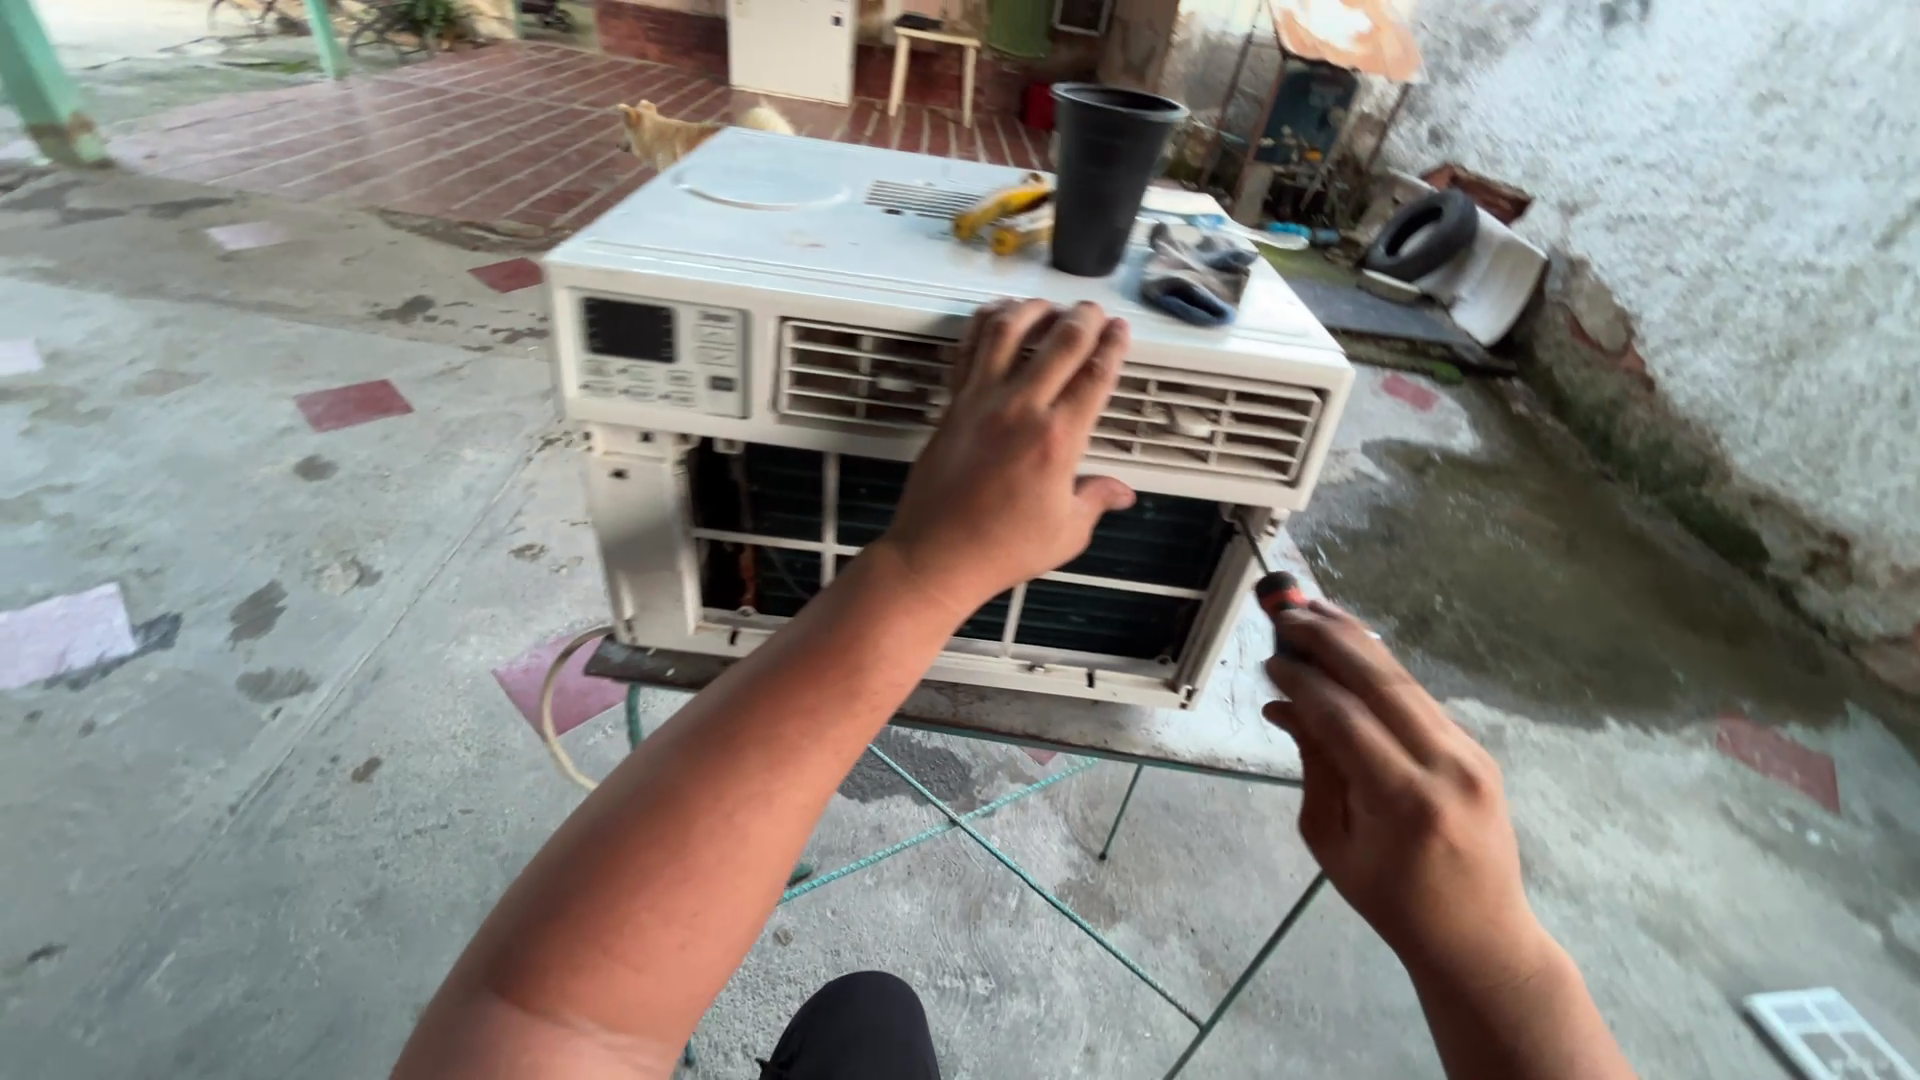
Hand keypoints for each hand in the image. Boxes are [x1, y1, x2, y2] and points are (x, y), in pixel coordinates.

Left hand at [876, 299, 1135, 615]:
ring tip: (1047, 305)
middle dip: (1083, 317)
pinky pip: (968, 350)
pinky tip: (994, 316)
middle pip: (1060, 341)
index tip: (1119, 331)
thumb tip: (1120, 492)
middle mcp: (1021, 410)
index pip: (1096, 374)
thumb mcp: (1066, 532)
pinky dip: (983, 324)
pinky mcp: (953, 406)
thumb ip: (1095, 500)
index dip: (1113, 345)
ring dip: (1033, 309)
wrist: (937, 555)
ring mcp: (982, 403)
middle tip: (1092, 311)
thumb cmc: (999, 548)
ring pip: (1009, 331)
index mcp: (1058, 440)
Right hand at [1262, 602, 1551, 993]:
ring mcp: (1469, 752)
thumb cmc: (1390, 900)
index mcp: (1403, 799)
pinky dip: (1376, 666)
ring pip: (1403, 678)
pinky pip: (1416, 696)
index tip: (1269, 657)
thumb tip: (1286, 706)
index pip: (1343, 716)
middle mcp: (1446, 764)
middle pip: (1380, 680)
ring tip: (1313, 608)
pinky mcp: (1474, 748)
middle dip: (1329, 638)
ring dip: (1354, 638)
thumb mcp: (1330, 840)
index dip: (1301, 679)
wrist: (1480, 936)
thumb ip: (1314, 765)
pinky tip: (1347, 644)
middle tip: (1287, 610)